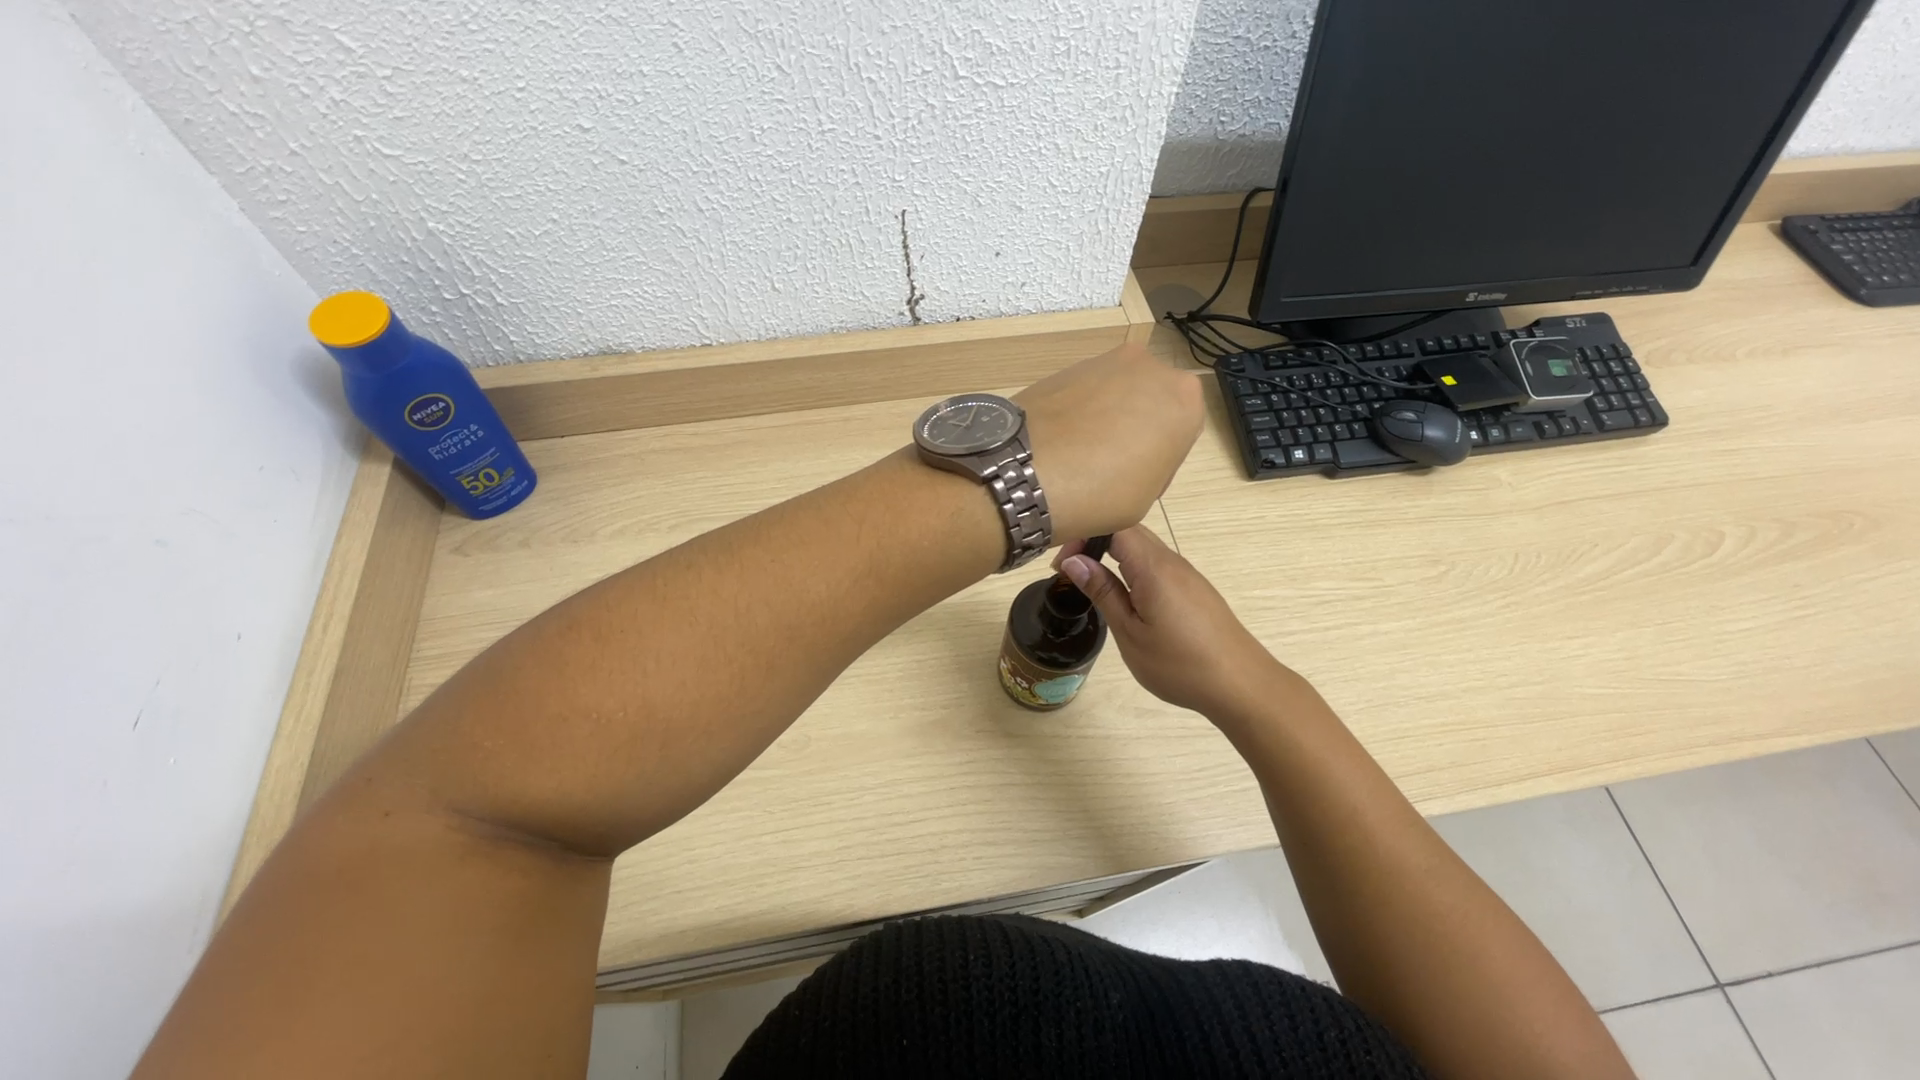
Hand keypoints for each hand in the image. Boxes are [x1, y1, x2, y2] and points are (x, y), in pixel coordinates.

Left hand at [1014, 344, 1203, 541]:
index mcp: (1184, 398)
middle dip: (1136, 428)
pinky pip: (1084, 393)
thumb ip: (1155, 462)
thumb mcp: (1148, 495)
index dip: (1161, 459)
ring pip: (1118, 394)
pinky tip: (1061, 442)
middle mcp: (1149, 366)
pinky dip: (1078, 413)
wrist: (1022, 473)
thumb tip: (1135, 454)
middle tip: (1110, 467)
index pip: (1182, 430)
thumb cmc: (1098, 492)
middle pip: (1151, 402)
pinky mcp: (1064, 367)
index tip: (1138, 480)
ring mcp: (1103, 361)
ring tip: (1080, 456)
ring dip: (1107, 418)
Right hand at [1055, 526, 1284, 719]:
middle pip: (1129, 531)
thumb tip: (1073, 562)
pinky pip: (1157, 565)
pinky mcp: (1194, 589)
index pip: (1115, 525)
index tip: (1061, 563)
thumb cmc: (1180, 664)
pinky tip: (1123, 596)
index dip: (1084, 534)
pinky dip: (1133, 570)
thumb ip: (1103, 593)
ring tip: (1090, 582)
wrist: (1240, 685)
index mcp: (1154, 567)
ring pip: (1144, 548)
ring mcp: (1186, 575)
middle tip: (1068, 570)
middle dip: (1094, 542)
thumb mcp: (1130, 633)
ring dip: (1113, 556)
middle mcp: (1172, 561)